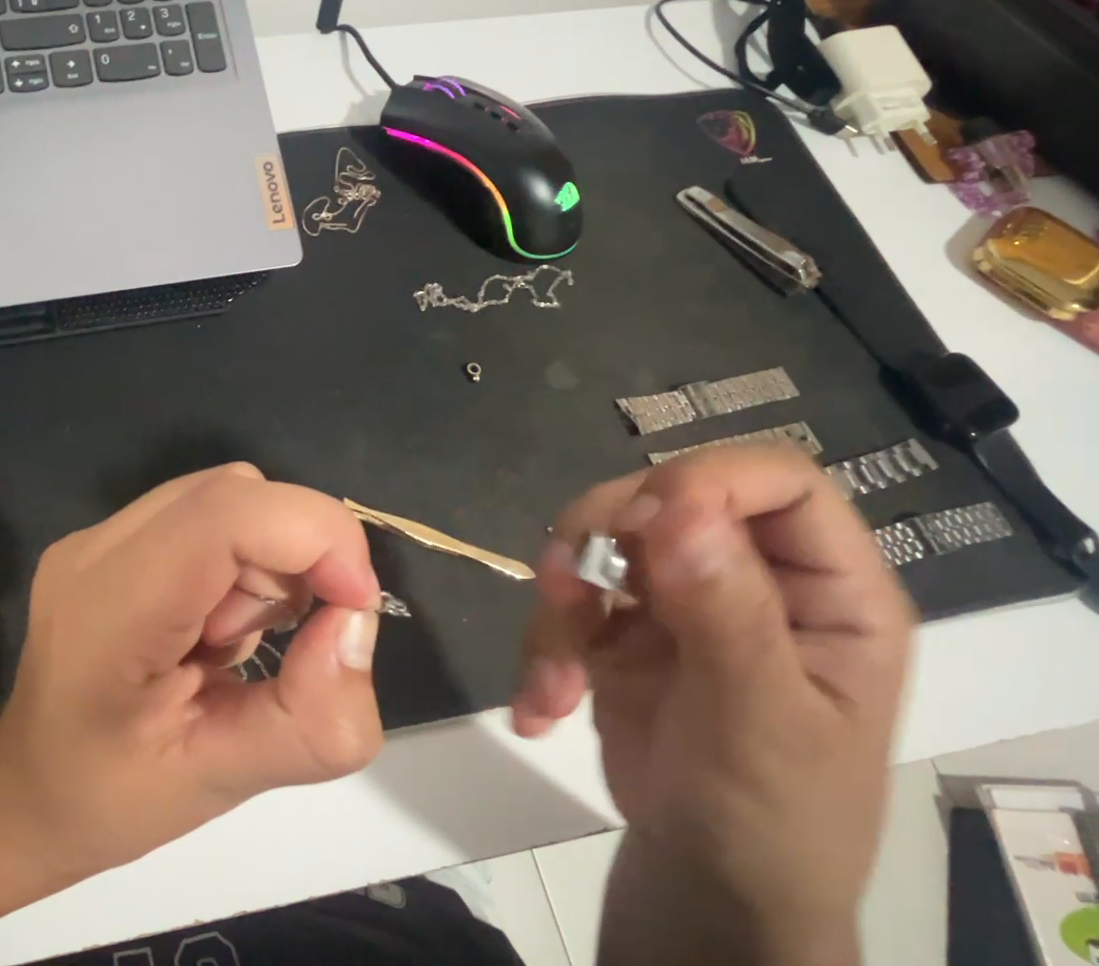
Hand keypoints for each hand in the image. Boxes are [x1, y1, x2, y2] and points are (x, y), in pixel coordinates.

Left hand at [0, 463, 385, 879]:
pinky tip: (209, 629)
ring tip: (226, 647)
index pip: (226, 512)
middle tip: (263, 648)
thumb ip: (307, 720)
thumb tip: (356, 626)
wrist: (27, 788)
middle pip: (235, 496)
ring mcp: (97, 537)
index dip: (315, 536)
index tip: (355, 607)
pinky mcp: (111, 540)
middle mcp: (96, 548)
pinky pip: (206, 518)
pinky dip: (239, 563)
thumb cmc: (107, 798)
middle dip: (289, 564)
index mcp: (108, 607)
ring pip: (227, 500)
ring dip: (263, 567)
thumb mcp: (218, 783)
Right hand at [512, 446, 914, 960]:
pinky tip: (541, 706)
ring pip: (596, 547)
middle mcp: (749, 579)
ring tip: (551, 682)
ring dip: (558, 608)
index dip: (705, 484)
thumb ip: (726, 614)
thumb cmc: (772, 815)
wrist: (708, 884)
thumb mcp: (761, 721)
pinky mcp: (619, 633)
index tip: (638, 524)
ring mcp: (679, 603)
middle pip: (664, 498)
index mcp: (826, 590)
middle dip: (599, 539)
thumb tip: (677, 507)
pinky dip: (541, 651)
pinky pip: (563, 606)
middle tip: (563, 587)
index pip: (775, 482)